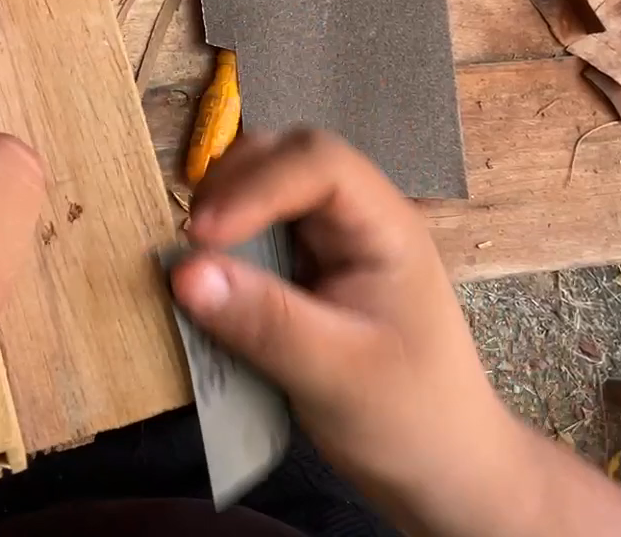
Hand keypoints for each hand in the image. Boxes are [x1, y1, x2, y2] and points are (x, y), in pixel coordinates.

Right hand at [170, 131, 620, 536]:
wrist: (437, 466)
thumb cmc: (409, 418)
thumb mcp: (339, 376)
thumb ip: (266, 323)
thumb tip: (183, 273)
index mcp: (384, 227)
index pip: (321, 165)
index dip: (257, 185)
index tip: (203, 235)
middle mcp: (353, 216)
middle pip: (287, 155)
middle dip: (233, 181)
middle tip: (192, 234)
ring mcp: (326, 235)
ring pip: (264, 178)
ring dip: (222, 199)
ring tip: (193, 246)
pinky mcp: (300, 259)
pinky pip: (252, 219)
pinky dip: (221, 229)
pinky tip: (205, 262)